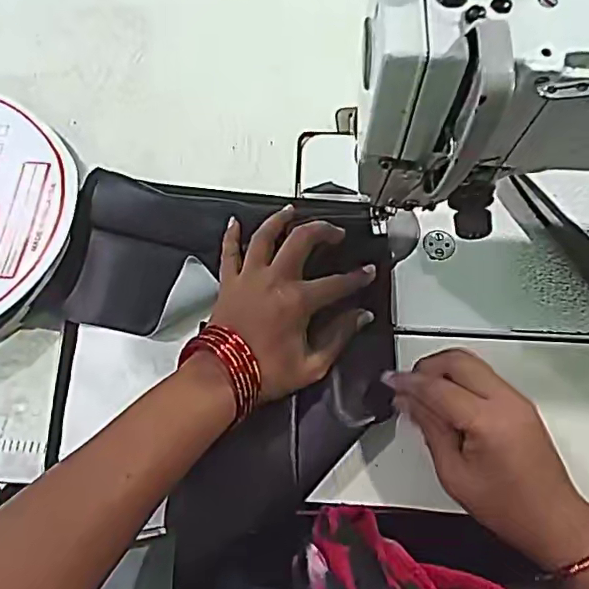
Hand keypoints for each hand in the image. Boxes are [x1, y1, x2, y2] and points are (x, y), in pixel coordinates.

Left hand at [208, 207, 375, 403]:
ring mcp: (249, 278)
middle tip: (334, 233)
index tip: (366, 274)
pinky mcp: (229, 283)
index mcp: (296, 301)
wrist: (221, 377)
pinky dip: (232, 235)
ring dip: (280, 220)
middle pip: (302, 240)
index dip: (357, 278)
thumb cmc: (261, 373)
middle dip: (323, 231)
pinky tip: (235, 223)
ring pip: (265, 236)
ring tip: (291, 212)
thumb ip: (339, 337)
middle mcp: (273, 281)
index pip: (336, 283)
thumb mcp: (312, 365)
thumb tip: (358, 319)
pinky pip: (229, 251)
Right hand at [385, 349, 588, 568]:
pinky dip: (460, 379)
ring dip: (443, 370)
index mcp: (488, 421)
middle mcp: (506, 403)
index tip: (390, 382)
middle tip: (406, 385)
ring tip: (423, 393)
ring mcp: (517, 401)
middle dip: (425, 367)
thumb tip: (410, 403)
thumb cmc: (511, 508)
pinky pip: (483, 376)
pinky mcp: (521, 404)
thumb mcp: (454, 474)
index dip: (407, 383)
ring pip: (471, 362)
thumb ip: (430, 430)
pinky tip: (445, 399)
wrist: (553, 521)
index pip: (437, 387)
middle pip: (456, 360)